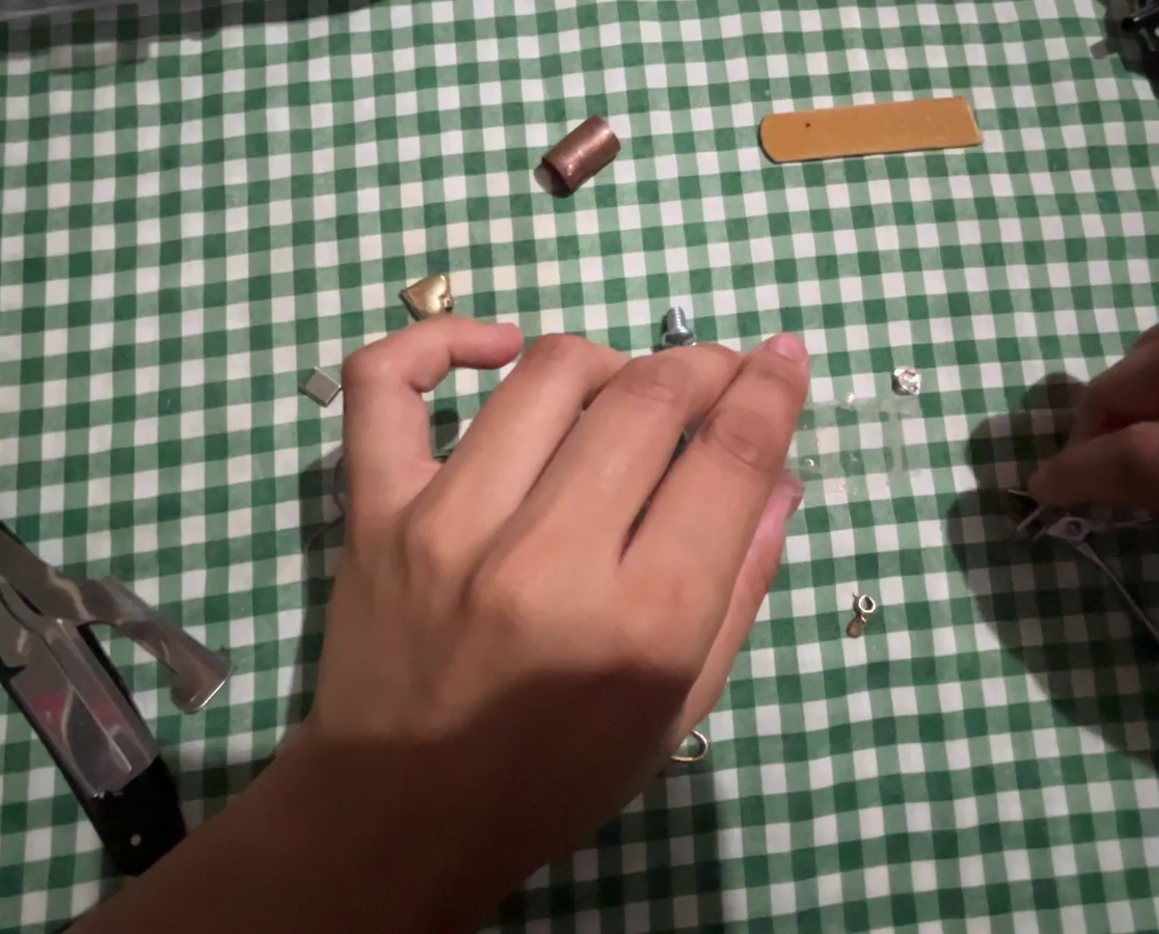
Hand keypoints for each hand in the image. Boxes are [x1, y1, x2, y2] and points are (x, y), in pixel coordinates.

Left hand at [79, 319, 808, 931]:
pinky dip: (440, 340)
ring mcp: (447, 525)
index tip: (784, 357)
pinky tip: (495, 348)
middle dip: (702, 365)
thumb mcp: (681, 705)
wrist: (401, 818)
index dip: (771, 391)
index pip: (729, 459)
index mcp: (643, 623)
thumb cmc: (558, 776)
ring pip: (545, 374)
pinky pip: (386, 384)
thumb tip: (781, 476)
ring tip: (624, 386)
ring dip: (608, 359)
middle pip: (646, 399)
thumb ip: (743, 584)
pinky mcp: (374, 512)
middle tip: (715, 372)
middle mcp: (547, 560)